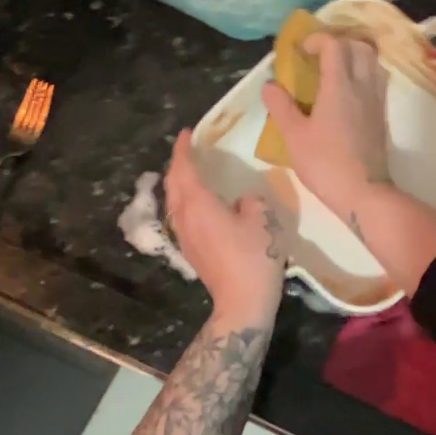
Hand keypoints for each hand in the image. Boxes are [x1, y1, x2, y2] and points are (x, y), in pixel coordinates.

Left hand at [165, 130, 284, 323]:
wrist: (242, 301)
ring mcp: (184, 236)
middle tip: (189, 151)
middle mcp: (184, 217)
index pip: (184, 169)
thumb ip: (251, 202)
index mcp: (198, 204)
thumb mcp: (262, 220)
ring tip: (191, 174)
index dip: (183, 149)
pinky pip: (181, 217)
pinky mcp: (190, 251)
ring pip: (174, 202)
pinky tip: (198, 204)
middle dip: (178, 164)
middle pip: (173, 184)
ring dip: (179, 184)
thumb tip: (242, 202)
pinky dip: (185, 202)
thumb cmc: (254, 257)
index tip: (187, 133)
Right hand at [262, 33, 389, 214]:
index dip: (316, 40)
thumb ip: (281, 107)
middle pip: (359, 47)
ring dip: (354, 58)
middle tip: (319, 57)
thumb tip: (270, 85)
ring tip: (334, 73)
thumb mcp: (294, 136)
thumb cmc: (325, 163)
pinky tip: (347, 95)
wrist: (363, 192)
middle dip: (339, 43)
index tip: (301, 50)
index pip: (334, 45)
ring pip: (372, 63)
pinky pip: (376, 83)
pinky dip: (362, 77)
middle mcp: (362, 86)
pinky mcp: (381, 117)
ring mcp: (376, 102)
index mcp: (339, 86)